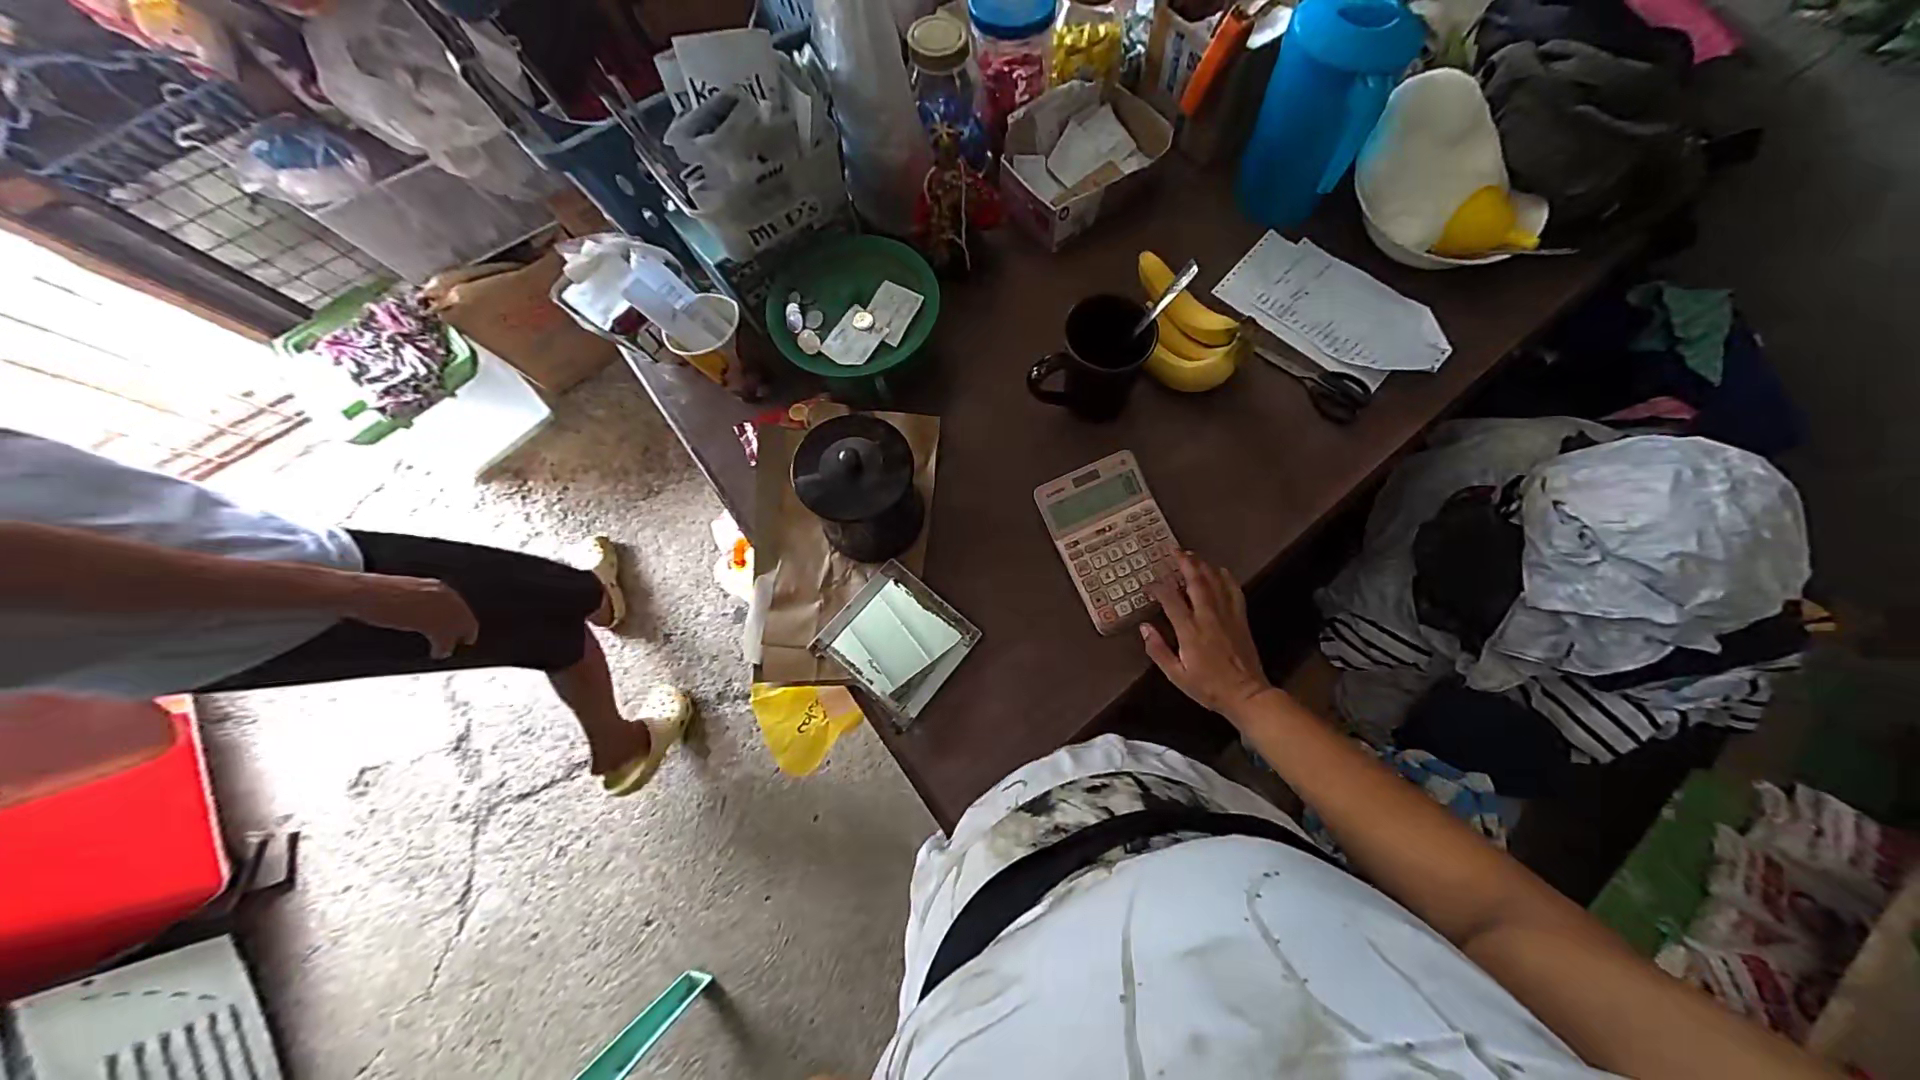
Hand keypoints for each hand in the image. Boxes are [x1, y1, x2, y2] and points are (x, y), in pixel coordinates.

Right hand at [346, 575, 478, 658]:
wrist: (359, 592)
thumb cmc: (373, 592)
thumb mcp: (407, 592)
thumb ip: (422, 600)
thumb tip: (429, 615)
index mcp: (437, 587)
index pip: (459, 605)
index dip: (461, 618)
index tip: (463, 627)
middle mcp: (444, 596)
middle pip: (464, 617)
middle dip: (464, 630)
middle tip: (464, 641)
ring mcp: (439, 609)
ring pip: (458, 629)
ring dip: (452, 642)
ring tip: (445, 651)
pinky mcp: (430, 623)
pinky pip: (445, 640)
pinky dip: (443, 649)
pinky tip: (438, 654)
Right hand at [1142, 551, 1271, 715]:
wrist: (1246, 695)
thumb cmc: (1208, 687)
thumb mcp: (1176, 675)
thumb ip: (1158, 650)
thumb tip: (1145, 628)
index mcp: (1190, 631)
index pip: (1171, 600)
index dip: (1158, 588)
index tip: (1149, 585)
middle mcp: (1208, 617)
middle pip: (1196, 582)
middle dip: (1185, 564)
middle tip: (1175, 551)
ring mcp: (1227, 616)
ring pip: (1215, 582)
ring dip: (1203, 566)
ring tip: (1193, 556)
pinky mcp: (1240, 619)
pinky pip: (1234, 591)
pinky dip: (1226, 578)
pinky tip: (1220, 570)